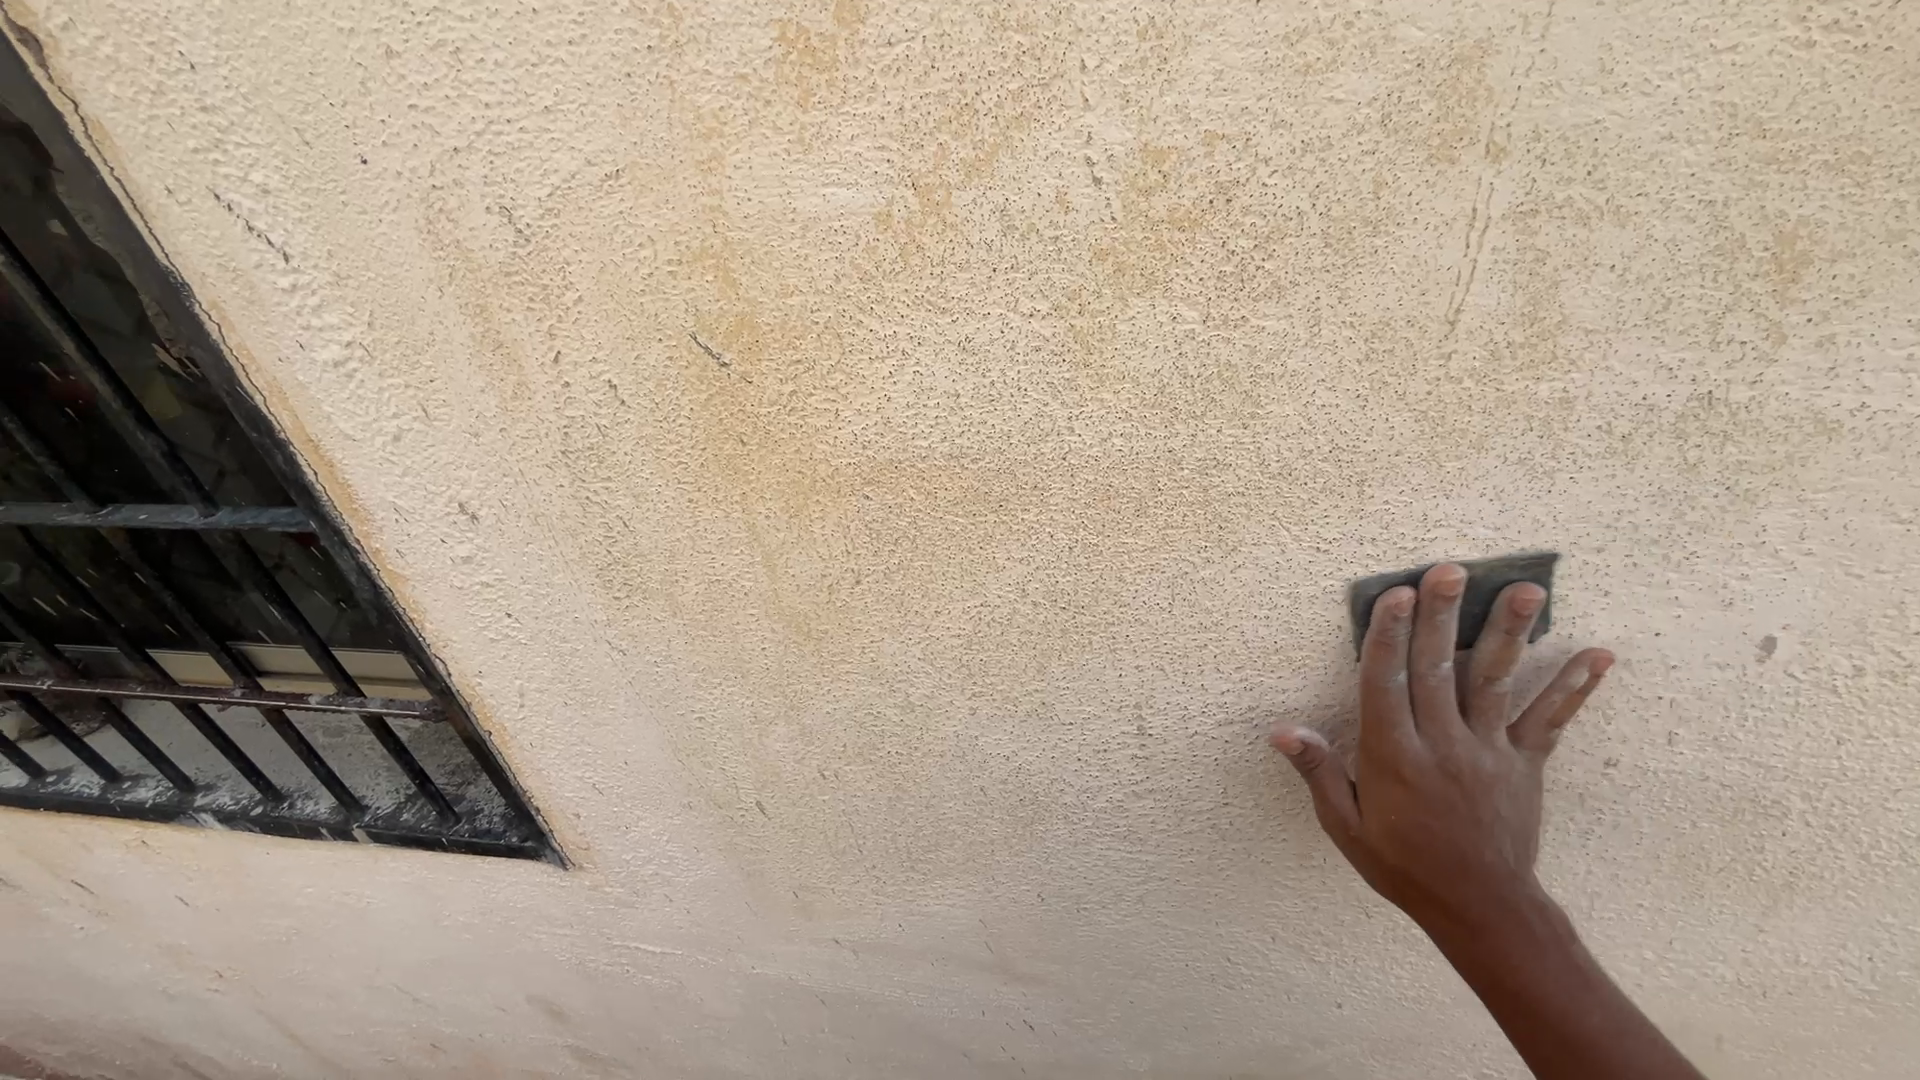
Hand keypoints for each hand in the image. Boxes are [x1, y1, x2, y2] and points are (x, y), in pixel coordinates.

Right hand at [1271, 563, 1613, 938]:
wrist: (1481, 907)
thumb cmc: (1401, 864)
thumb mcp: (1345, 825)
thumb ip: (1319, 772)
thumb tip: (1283, 731)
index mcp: (1394, 757)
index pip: (1385, 684)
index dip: (1387, 636)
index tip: (1393, 595)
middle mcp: (1442, 745)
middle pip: (1438, 670)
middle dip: (1441, 616)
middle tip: (1448, 571)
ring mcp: (1488, 753)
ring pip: (1495, 683)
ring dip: (1509, 633)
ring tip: (1525, 590)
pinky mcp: (1524, 765)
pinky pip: (1548, 721)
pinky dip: (1573, 688)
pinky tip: (1597, 655)